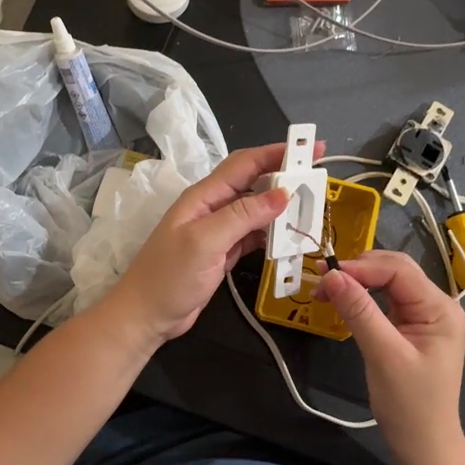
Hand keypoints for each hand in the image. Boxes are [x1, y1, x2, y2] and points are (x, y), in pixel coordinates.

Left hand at [106, 142, 321, 343]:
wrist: (145, 316)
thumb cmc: (169, 276)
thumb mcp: (206, 241)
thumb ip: (243, 215)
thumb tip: (284, 193)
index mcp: (205, 196)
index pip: (246, 164)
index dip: (278, 152)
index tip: (312, 148)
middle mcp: (213, 207)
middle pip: (254, 183)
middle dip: (285, 176)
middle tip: (319, 179)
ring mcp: (218, 231)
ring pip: (257, 210)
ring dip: (282, 208)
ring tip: (312, 208)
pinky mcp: (222, 253)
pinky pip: (253, 234)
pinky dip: (272, 234)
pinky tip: (291, 237)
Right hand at [316, 251, 464, 463]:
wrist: (424, 446)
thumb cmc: (409, 405)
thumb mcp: (383, 356)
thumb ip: (359, 312)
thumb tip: (332, 275)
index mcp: (440, 309)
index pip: (399, 270)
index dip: (361, 267)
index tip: (325, 275)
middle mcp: (438, 305)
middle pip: (395, 270)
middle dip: (359, 270)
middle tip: (322, 281)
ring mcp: (426, 316)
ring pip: (389, 282)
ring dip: (359, 281)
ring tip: (327, 290)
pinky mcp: (413, 328)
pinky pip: (387, 300)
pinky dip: (364, 297)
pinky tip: (345, 302)